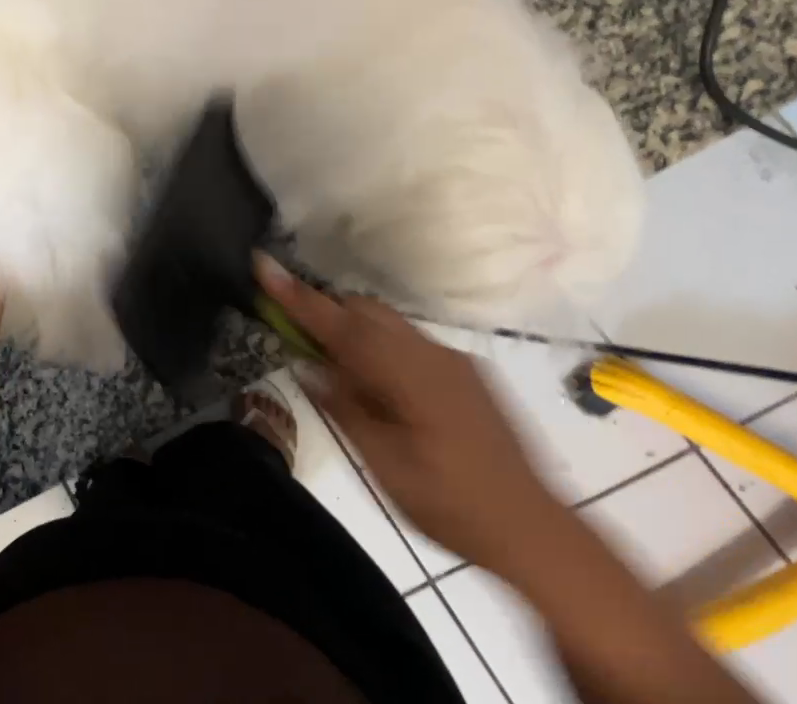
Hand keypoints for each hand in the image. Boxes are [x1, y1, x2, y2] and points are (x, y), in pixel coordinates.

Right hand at [256, 254, 568, 574]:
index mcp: (407, 374)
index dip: (297, 296)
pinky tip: (379, 391)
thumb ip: (344, 407)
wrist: (535, 532)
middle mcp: (433, 355)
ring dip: (354, 333)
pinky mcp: (469, 377)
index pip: (340, 324)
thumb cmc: (448, 503)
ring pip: (389, 326)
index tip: (262, 265)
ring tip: (337, 376)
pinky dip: (381, 350)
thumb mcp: (382, 462)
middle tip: (296, 343)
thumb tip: (307, 367)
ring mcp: (455, 363)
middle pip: (366, 311)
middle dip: (326, 313)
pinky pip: (410, 344)